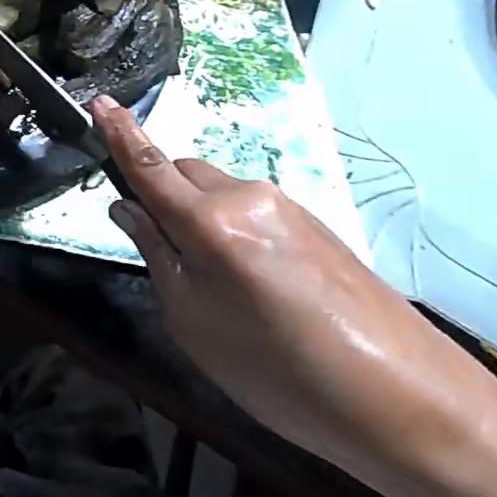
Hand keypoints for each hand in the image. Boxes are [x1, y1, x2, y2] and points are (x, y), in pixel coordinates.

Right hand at [92, 97, 496, 496]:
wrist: (397, 394)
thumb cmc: (276, 371)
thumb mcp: (194, 325)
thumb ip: (156, 256)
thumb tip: (128, 208)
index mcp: (208, 221)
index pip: (150, 165)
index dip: (120, 133)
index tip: (98, 102)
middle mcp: (245, 195)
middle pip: (184, 172)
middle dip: (161, 191)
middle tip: (159, 245)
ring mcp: (285, 203)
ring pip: (217, 191)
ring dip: (198, 216)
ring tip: (214, 283)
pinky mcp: (311, 219)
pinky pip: (249, 209)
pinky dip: (230, 229)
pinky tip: (252, 283)